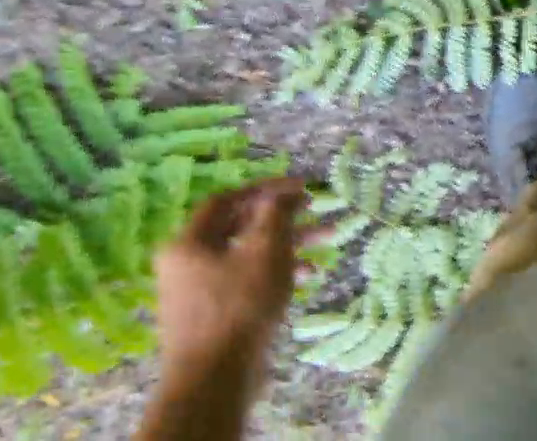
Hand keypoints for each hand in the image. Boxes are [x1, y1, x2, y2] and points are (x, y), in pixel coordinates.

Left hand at [152, 178, 311, 386]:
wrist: (215, 372)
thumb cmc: (242, 302)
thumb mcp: (267, 249)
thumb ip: (276, 214)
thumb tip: (281, 192)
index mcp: (189, 243)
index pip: (226, 200)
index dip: (265, 188)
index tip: (302, 186)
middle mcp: (186, 261)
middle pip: (239, 225)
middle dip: (284, 216)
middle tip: (316, 208)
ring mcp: (196, 287)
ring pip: (247, 251)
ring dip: (288, 241)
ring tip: (328, 238)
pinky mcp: (211, 308)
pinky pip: (245, 276)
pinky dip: (276, 268)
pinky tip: (306, 274)